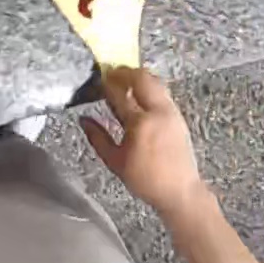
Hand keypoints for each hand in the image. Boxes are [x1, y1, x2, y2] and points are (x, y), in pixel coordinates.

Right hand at [81, 67, 208, 217]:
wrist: (180, 190)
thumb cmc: (145, 179)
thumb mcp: (115, 162)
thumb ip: (98, 138)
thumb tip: (83, 119)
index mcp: (139, 123)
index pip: (119, 94)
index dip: (107, 84)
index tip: (98, 80)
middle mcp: (157, 112)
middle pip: (141, 78)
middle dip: (124, 72)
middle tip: (111, 74)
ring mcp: (171, 111)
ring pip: (155, 82)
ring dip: (138, 77)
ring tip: (124, 80)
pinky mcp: (178, 115)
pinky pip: (162, 92)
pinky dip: (149, 86)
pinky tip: (139, 93)